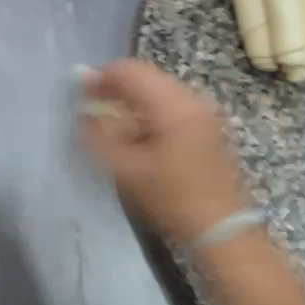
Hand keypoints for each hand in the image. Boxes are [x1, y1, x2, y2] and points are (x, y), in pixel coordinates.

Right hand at [83, 59, 250, 243]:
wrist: (224, 233)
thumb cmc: (172, 199)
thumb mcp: (126, 168)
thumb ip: (97, 133)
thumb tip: (81, 109)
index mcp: (173, 106)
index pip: (129, 71)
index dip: (100, 77)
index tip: (79, 93)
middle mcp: (191, 100)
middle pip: (144, 76)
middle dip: (114, 87)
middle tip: (91, 104)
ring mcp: (203, 112)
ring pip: (156, 88)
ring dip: (131, 97)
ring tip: (111, 119)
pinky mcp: (207, 126)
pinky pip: (169, 102)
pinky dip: (147, 108)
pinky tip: (137, 131)